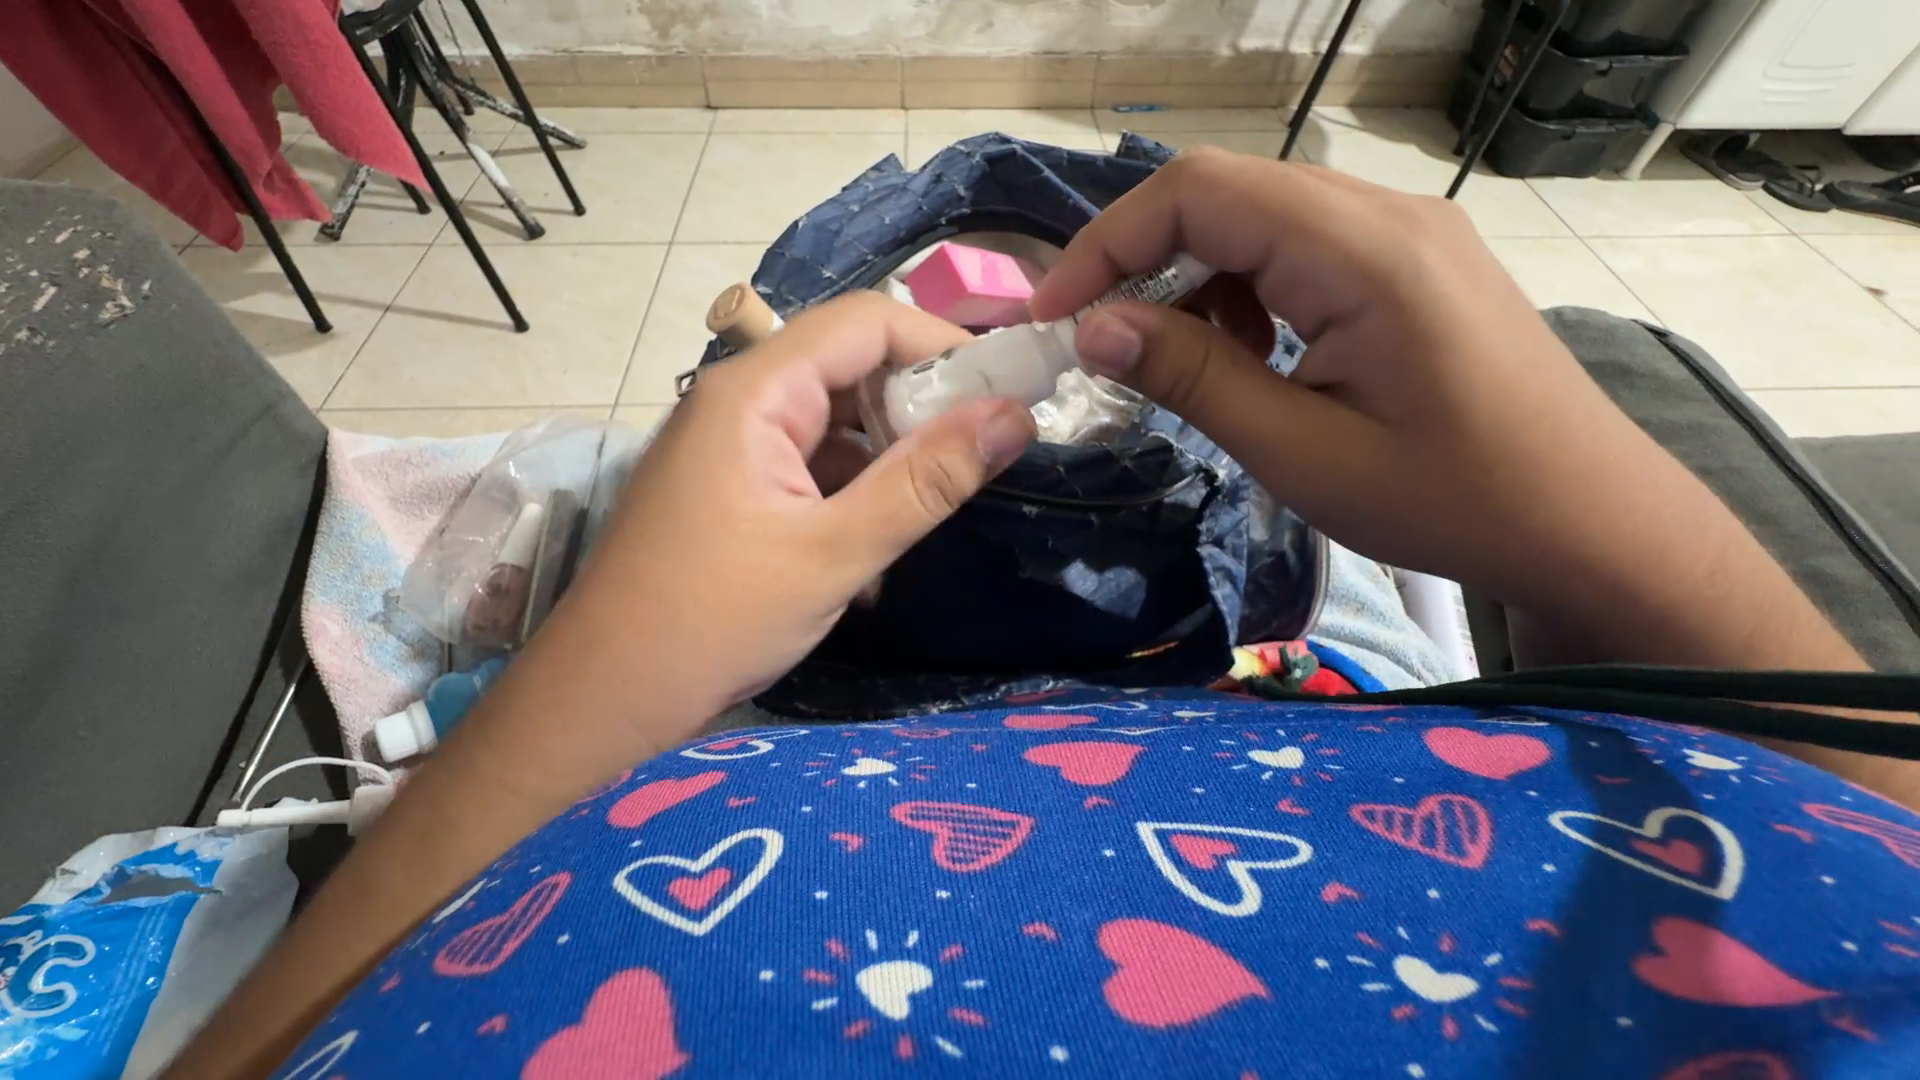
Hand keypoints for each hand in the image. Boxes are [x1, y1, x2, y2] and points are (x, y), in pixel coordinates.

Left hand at [573, 291, 1035, 734]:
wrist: (605, 696)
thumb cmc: (713, 621)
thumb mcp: (834, 553)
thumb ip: (926, 482)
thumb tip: (1014, 418)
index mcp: (755, 391)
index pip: (866, 322)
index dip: (944, 344)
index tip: (1008, 391)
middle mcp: (741, 399)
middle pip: (851, 365)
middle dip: (923, 401)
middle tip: (987, 452)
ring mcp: (734, 444)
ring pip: (836, 419)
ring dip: (892, 451)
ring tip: (943, 497)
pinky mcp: (735, 485)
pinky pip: (812, 461)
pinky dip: (856, 486)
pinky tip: (882, 532)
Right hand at [1029, 148, 1860, 673]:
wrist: (1587, 523)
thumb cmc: (1446, 500)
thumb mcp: (1298, 450)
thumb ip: (1192, 376)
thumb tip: (1092, 328)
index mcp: (1362, 250)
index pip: (1200, 192)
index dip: (1107, 242)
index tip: (1054, 315)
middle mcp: (1384, 215)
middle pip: (1225, 195)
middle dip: (1140, 260)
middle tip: (1094, 340)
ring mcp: (1403, 235)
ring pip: (1257, 223)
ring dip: (1193, 284)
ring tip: (1177, 365)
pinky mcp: (1409, 266)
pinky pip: (1298, 254)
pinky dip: (1243, 298)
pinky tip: (1248, 360)